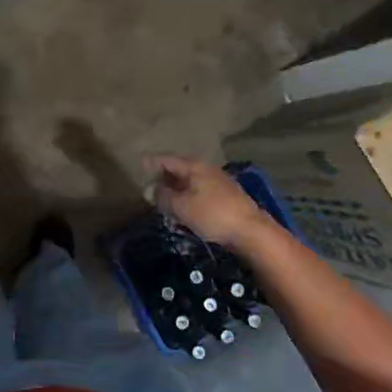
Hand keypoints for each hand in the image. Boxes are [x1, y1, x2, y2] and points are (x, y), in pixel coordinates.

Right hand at [146, 155, 269, 248]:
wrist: (252, 231)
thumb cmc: (212, 215)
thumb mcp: (181, 207)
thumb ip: (163, 196)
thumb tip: (149, 189)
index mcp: (194, 166)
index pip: (166, 159)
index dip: (151, 162)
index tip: (139, 165)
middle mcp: (206, 169)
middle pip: (179, 169)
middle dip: (163, 177)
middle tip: (149, 186)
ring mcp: (218, 181)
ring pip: (190, 181)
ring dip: (176, 189)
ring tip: (164, 200)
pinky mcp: (226, 196)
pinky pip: (199, 191)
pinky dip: (188, 196)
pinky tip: (184, 209)